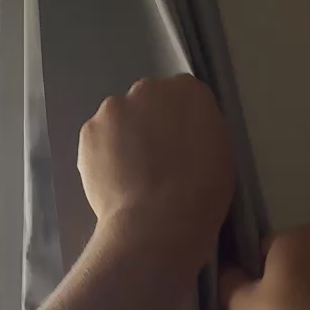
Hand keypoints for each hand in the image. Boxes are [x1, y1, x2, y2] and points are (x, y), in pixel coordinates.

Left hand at [78, 75, 236, 268]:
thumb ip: (200, 127)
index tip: (180, 144)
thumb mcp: (220, 150)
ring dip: (123, 136)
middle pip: (147, 99)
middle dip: (149, 122)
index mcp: (188, 90)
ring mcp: (114, 108)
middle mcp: (148, 89)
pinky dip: (102, 154)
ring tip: (131, 174)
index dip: (181, 121)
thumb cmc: (202, 191)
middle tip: (155, 159)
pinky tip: (114, 179)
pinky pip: (97, 138)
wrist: (158, 220)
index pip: (184, 96)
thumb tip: (185, 130)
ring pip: (118, 118)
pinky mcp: (89, 131)